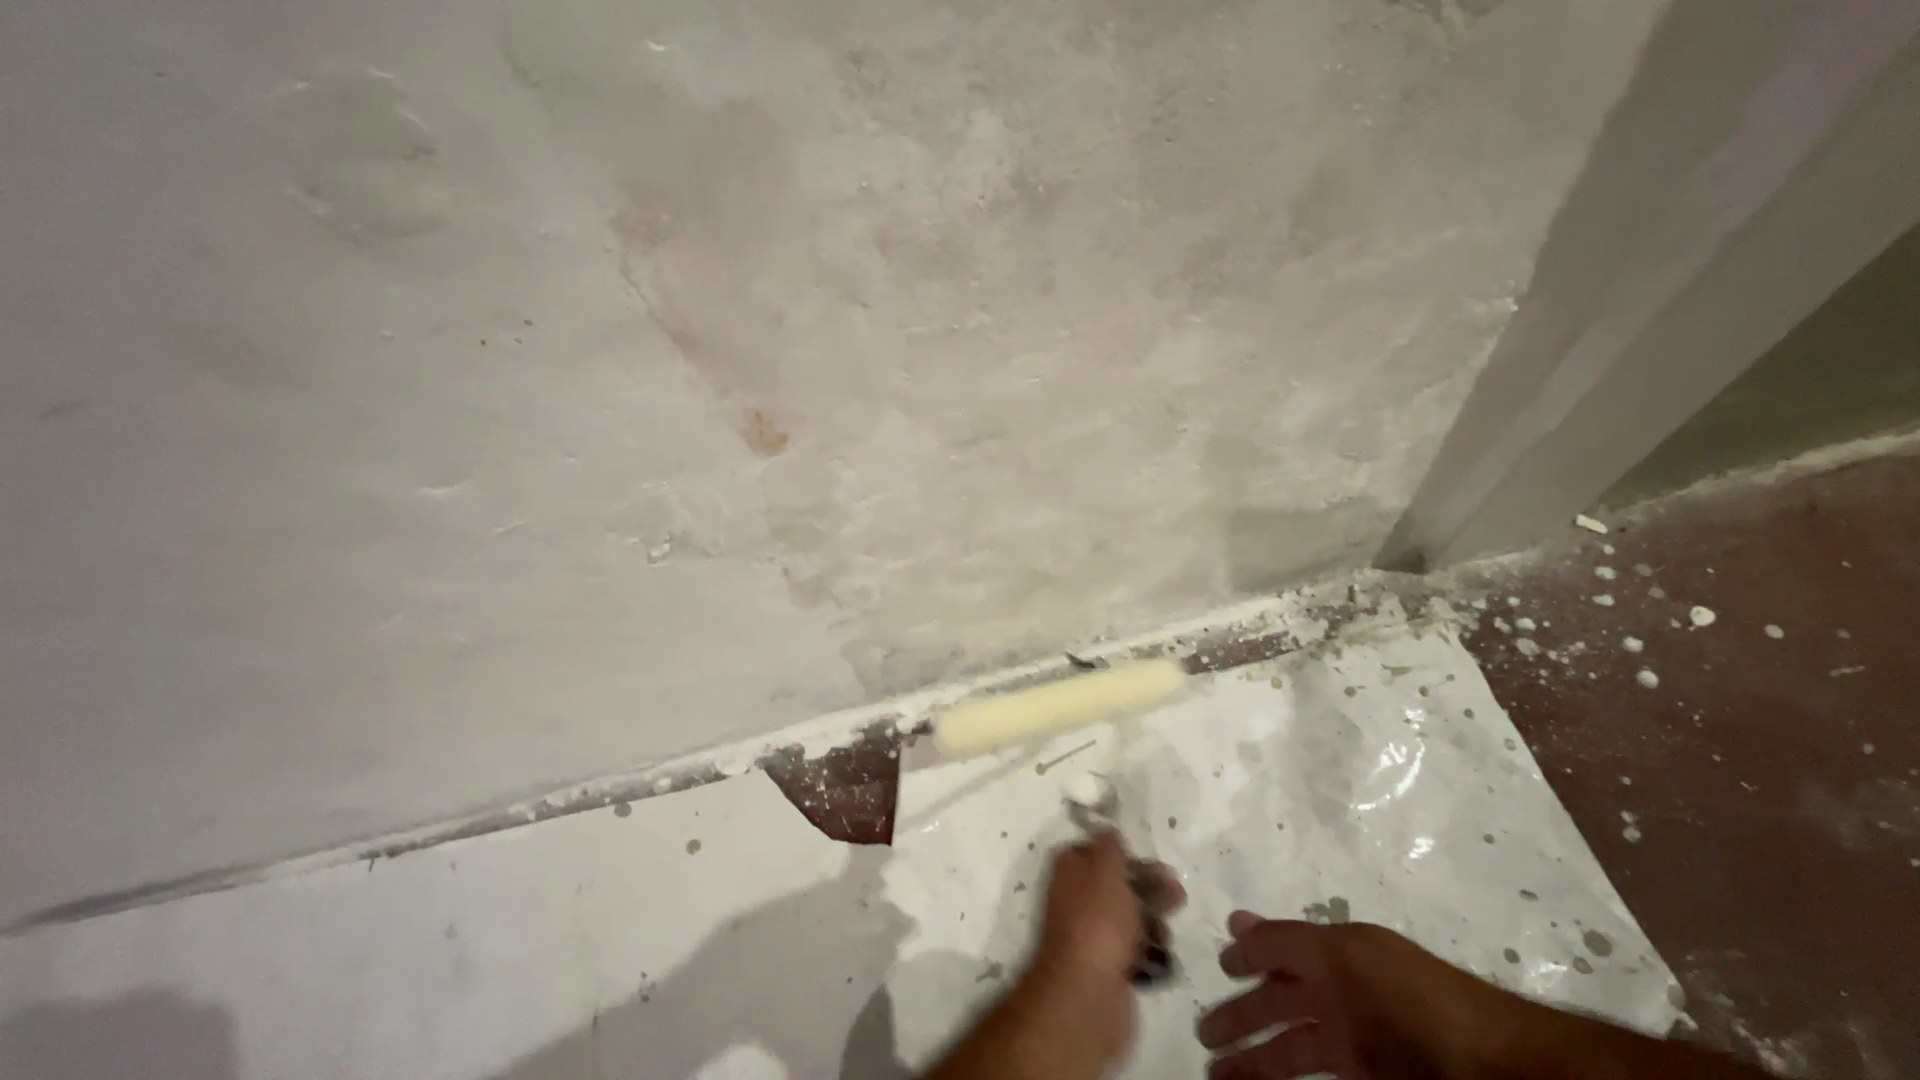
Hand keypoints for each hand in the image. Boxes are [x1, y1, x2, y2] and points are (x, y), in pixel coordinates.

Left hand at [1021, 832, 1184, 1060]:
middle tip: (1177, 891)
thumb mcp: (1106, 870)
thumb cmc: (1098, 922)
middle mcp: (1075, 900)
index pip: (1093, 851)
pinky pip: (1133, 950)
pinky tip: (1162, 952)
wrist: (1088, 995)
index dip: (1121, 853)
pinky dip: (1149, 949)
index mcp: (1068, 871)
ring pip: (1128, 917)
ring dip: (1153, 918)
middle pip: (1115, 884)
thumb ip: (1109, 847)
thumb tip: (1107, 830)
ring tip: (1170, 926)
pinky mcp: (1108, 967)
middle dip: (1148, 886)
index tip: (1147, 857)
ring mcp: (1090, 935)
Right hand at [1197, 912, 1514, 1079]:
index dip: (1249, 956)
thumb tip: (1234, 919)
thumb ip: (1287, 941)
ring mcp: (1358, 1046)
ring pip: (1292, 1051)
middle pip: (1280, 1005)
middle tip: (1203, 1034)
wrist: (1498, 1069)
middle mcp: (1343, 998)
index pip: (1281, 952)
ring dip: (1253, 1061)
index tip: (1219, 965)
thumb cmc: (1415, 1001)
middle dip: (1240, 1016)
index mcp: (1337, 958)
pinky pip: (1315, 1079)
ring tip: (1215, 1074)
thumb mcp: (1346, 955)